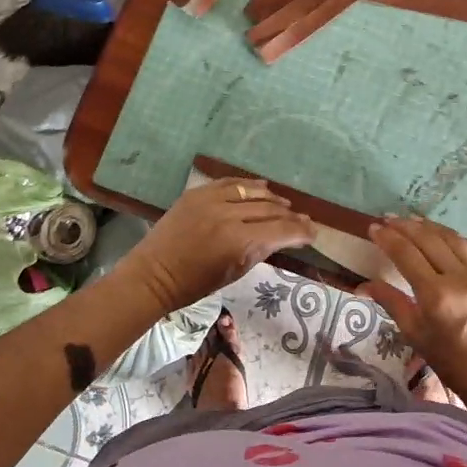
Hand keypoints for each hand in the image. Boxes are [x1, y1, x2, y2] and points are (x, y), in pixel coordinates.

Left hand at [117, 179, 315, 312]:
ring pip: (252, 191)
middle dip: (290, 215)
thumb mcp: (234, 272)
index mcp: (239, 242)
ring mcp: (211, 200)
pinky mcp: (197, 192)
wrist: (154, 274)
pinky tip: (260, 187)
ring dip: (272, 197)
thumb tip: (282, 236)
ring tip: (284, 204)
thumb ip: (260, 250)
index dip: (300, 231)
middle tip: (303, 219)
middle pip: (269, 209)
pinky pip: (230, 182)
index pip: (280, 230)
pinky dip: (247, 184)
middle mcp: (228, 215)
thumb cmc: (194, 284)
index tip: (312, 233)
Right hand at [358, 216, 466, 403]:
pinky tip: (443, 236)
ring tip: (413, 221)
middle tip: (388, 219)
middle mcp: (459, 278)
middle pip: (428, 239)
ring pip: (452, 237)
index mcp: (435, 295)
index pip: (406, 254)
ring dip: (430, 226)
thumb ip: (389, 301)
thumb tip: (362, 285)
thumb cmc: (448, 359)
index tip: (374, 228)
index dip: (388, 238)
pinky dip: (455, 238)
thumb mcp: (413, 333)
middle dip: (405, 226)